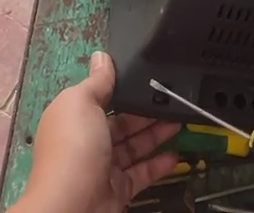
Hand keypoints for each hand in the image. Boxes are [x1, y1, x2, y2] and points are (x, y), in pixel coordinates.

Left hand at [16, 52, 180, 212]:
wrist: (71, 210)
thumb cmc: (74, 147)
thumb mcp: (82, 103)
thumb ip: (97, 81)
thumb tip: (102, 55)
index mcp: (74, 116)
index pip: (101, 95)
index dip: (123, 86)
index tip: (149, 74)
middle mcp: (87, 140)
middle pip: (121, 120)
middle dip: (145, 109)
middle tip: (174, 97)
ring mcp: (103, 167)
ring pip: (133, 145)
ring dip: (156, 133)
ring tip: (181, 119)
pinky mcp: (118, 190)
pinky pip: (141, 173)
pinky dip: (158, 164)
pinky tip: (176, 154)